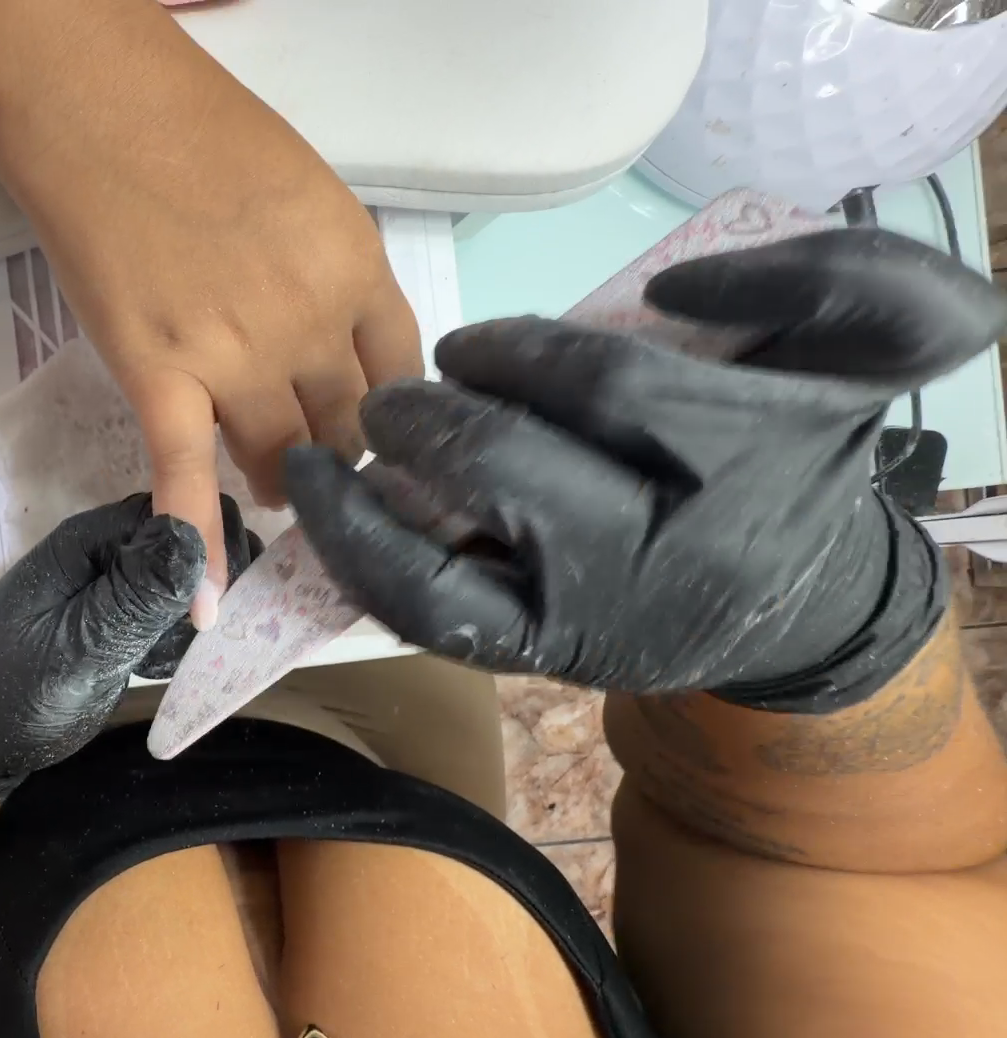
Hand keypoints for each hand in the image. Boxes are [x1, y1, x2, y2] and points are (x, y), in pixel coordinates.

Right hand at [0, 20, 418, 624]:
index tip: (380, 448)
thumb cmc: (194, 129)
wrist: (95, 108)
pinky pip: (183, 473)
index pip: (399, 375)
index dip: (393, 424)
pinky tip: (201, 598)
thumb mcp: (300, 190)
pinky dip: (195, 538)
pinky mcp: (160, 379)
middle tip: (325, 486)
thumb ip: (325, 271)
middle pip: (345, 430)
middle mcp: (309, 321)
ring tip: (270, 500)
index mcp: (354, 263)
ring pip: (279, 460)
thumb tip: (322, 336)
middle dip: (340, 466)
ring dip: (281, 489)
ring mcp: (235, 357)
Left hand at [0, 494, 258, 817]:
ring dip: (199, 612)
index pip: (179, 509)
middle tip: (201, 636)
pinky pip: (168, 609)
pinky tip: (161, 665)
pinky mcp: (116, 619)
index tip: (216, 611)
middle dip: (212, 583)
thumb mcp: (77, 649)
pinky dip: (179, 635)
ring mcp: (110, 586)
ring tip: (176, 654)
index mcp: (90, 540)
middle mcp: (105, 551)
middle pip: (189, 538)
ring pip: (185, 575)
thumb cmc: (10, 696)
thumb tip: (194, 532)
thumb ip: (135, 597)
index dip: (212, 551)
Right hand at [285, 229, 1006, 709]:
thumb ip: (435, 568)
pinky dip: (784, 272)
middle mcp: (673, 565)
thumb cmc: (614, 603)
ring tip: (471, 353)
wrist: (780, 610)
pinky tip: (684, 286)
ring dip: (513, 352)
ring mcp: (775, 476)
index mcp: (575, 628)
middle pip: (508, 469)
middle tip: (390, 410)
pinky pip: (869, 311)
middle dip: (418, 422)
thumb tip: (354, 488)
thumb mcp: (517, 621)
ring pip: (626, 384)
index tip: (306, 468)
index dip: (343, 526)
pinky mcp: (856, 403)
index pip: (426, 593)